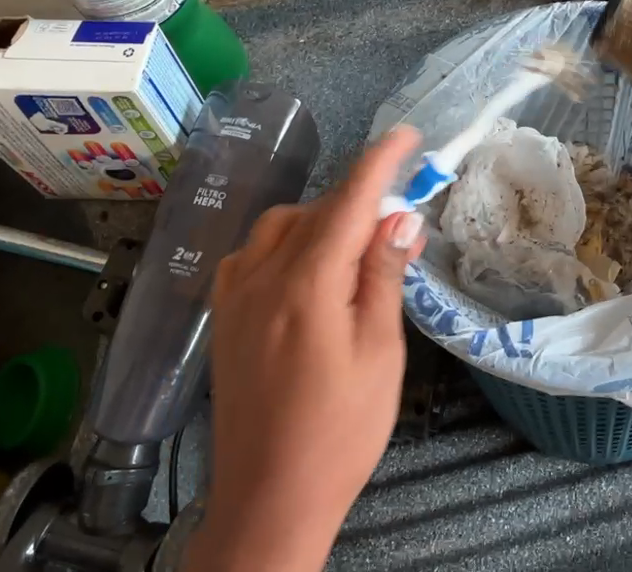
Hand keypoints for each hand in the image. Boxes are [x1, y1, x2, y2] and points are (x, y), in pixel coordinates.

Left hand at [188, 128, 426, 571]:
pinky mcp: (224, 315)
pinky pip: (253, 251)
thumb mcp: (380, 353)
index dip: (381, 161)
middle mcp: (261, 275)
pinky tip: (305, 267)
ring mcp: (235, 294)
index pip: (349, 200)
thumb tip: (399, 217)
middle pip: (317, 210)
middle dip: (360, 201)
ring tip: (356, 248)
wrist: (268, 497)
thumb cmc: (340, 431)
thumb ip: (383, 276)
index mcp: (306, 283)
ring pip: (282, 225)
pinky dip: (287, 241)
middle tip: (397, 224)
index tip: (407, 135)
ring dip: (322, 219)